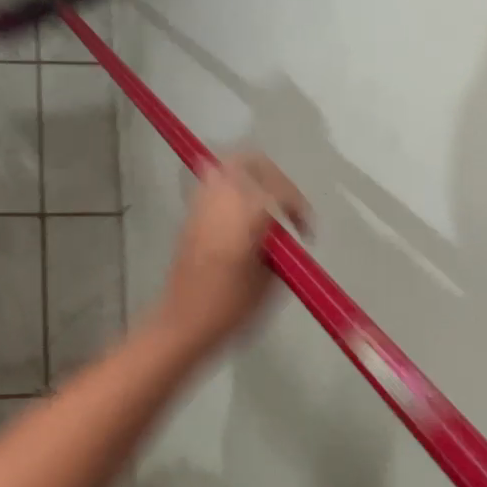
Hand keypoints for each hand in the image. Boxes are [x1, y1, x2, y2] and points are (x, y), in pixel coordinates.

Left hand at [156, 152, 309, 349]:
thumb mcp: (268, 284)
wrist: (181, 324)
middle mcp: (219, 203)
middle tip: (286, 202)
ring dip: (249, 178)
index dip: (297, 204)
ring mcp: (200, 207)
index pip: (276, 191)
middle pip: (246, 162)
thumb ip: (279, 249)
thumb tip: (284, 235)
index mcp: (244, 219)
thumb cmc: (229, 311)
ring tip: (264, 206)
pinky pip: (210, 185)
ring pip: (224, 168)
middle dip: (272, 175)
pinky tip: (241, 213)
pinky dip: (229, 188)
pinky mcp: (188, 216)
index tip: (305, 230)